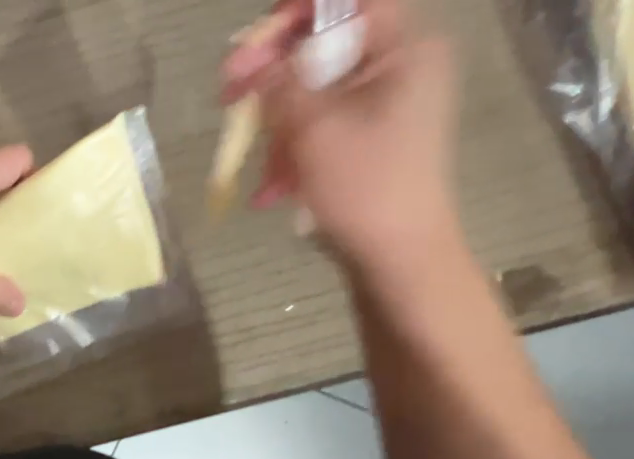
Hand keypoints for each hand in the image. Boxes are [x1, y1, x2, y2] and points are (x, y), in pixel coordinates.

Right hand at [222, 0, 459, 270]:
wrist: (398, 257)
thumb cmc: (365, 187)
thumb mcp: (314, 130)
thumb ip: (280, 85)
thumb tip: (248, 57)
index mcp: (404, 49)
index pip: (349, 2)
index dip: (297, 14)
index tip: (252, 45)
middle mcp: (402, 67)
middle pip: (325, 49)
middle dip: (274, 79)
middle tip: (229, 98)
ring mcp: (389, 105)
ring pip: (317, 94)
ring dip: (278, 127)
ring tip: (258, 168)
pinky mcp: (373, 140)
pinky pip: (323, 128)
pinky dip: (294, 152)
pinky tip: (272, 189)